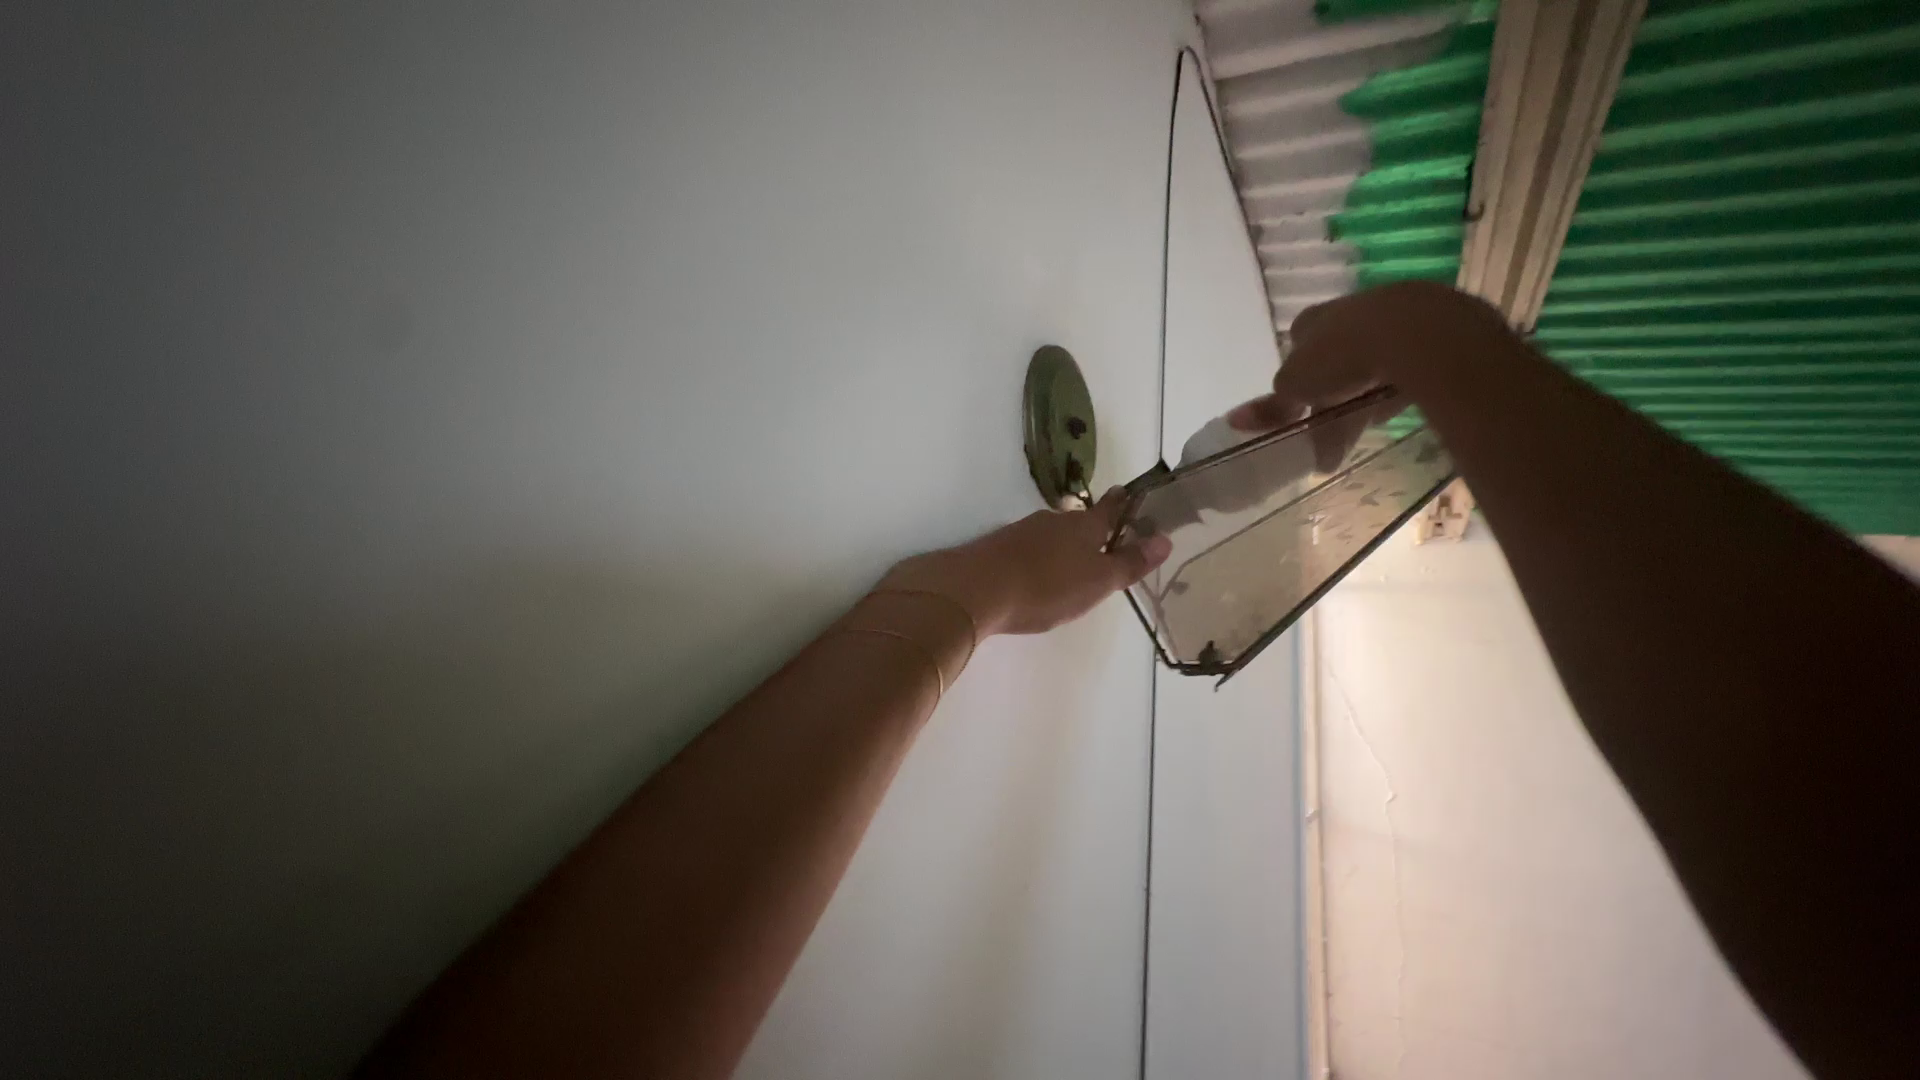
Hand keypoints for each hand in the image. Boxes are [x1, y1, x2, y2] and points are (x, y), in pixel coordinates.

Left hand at [880, 489, 1171, 636]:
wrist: (975, 590)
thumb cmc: (1046, 587)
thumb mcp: (1096, 582)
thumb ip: (1129, 563)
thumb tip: (1165, 539)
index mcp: (1084, 526)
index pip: (1111, 508)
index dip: (1124, 502)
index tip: (1131, 492)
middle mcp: (1054, 520)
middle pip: (1080, 520)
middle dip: (1093, 527)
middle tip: (1106, 539)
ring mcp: (1022, 532)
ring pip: (1053, 533)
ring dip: (1065, 544)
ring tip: (1074, 561)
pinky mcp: (998, 548)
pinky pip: (1029, 548)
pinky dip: (1040, 557)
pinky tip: (1038, 573)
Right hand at [1225, 281, 1513, 468]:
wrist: (1420, 336)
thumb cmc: (1344, 359)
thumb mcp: (1297, 388)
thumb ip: (1273, 407)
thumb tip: (1235, 420)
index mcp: (1313, 319)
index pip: (1298, 342)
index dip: (1299, 374)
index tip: (1305, 403)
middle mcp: (1352, 306)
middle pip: (1338, 349)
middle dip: (1337, 385)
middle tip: (1339, 423)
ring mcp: (1397, 307)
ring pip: (1377, 352)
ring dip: (1371, 381)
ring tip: (1373, 417)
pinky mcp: (1440, 318)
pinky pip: (1414, 354)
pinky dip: (1405, 377)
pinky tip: (1406, 399)